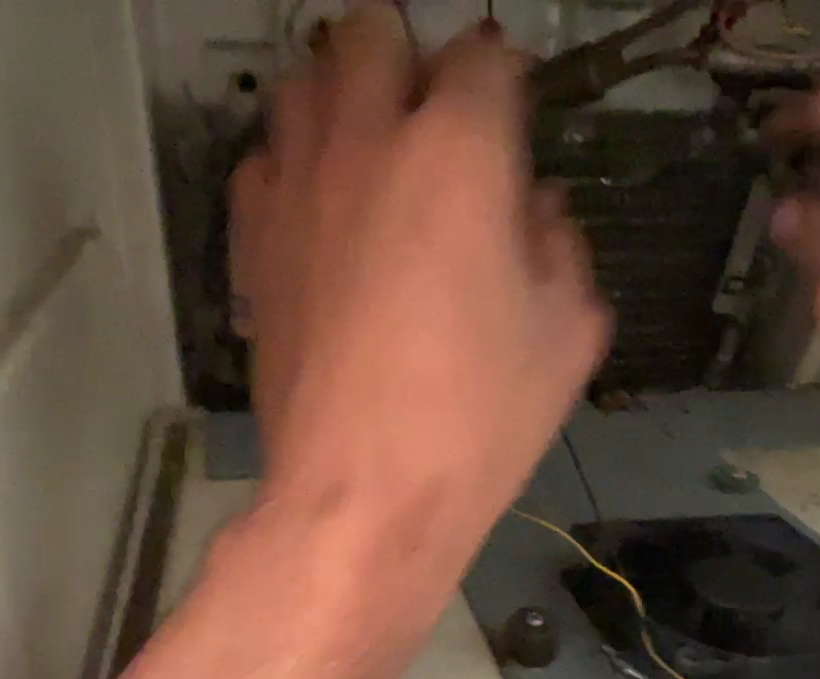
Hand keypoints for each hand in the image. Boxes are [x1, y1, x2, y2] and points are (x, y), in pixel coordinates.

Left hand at [228, 4, 609, 567]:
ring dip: (337, 102)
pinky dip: (289, 169)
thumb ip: (561, 243)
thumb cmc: (477, 420)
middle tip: (429, 125)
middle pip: (367, 34)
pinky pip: (259, 166)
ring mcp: (294, 192)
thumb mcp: (568, 332)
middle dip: (405, 61)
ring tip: (366, 160)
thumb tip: (533, 206)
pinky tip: (317, 218)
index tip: (506, 121)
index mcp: (459, 150)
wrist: (361, 492)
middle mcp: (364, 144)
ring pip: (298, 89)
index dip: (500, 83)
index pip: (481, 57)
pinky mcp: (251, 246)